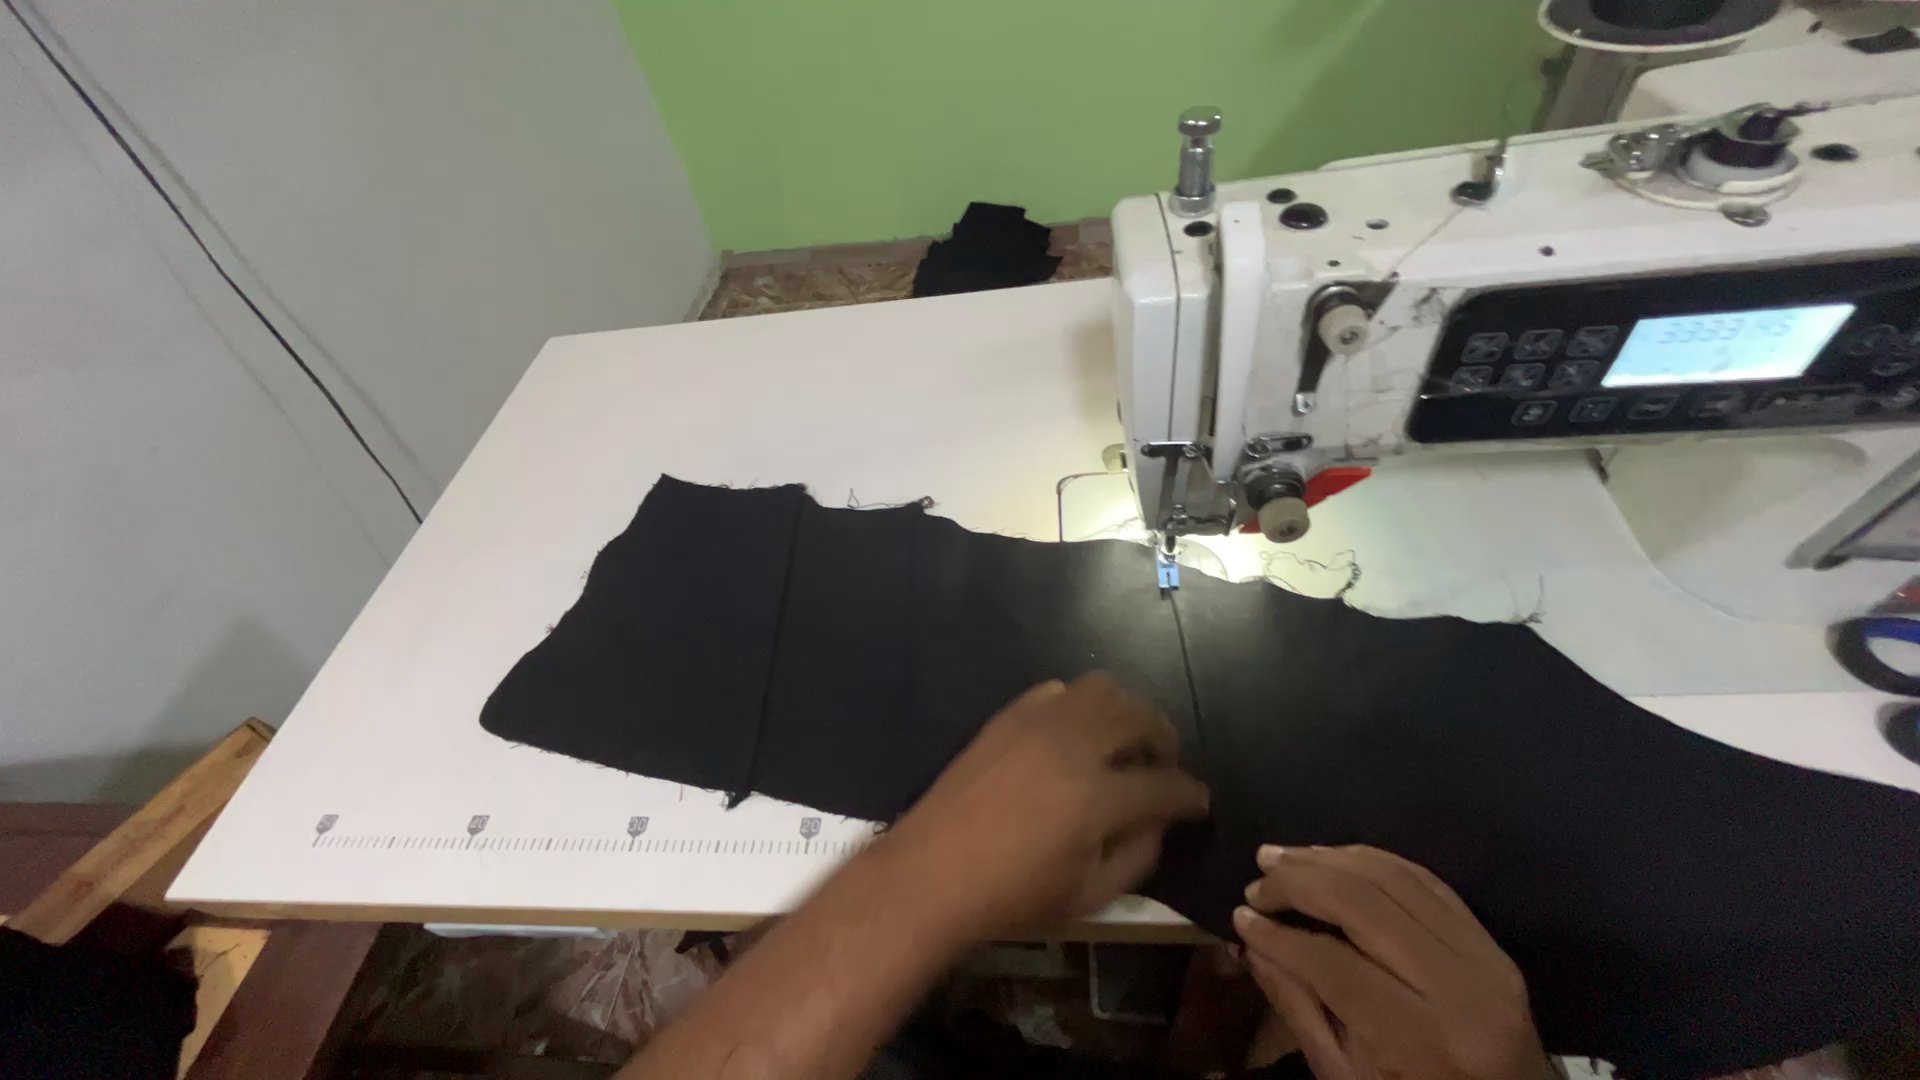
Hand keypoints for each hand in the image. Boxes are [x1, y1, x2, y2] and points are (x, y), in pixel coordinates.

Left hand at [880, 673, 1208, 939]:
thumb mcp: (1089, 897)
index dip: (1192, 794)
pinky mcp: (1009, 715)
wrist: (934, 869)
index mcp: (1099, 797)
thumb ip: (1138, 855)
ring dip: (1125, 711)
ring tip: (1122, 742)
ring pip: (1103, 688)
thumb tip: (1159, 822)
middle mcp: (1075, 745)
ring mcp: (1039, 722)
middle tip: (1164, 765)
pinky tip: (1074, 734)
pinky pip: (1058, 689)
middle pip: (1141, 716)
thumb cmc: (1013, 895)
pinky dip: (1079, 705)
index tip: (1199, 801)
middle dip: (1166, 738)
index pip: (1167, 784)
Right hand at [1234, 846, 1553, 1079]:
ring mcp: (1485, 957)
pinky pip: (1422, 878)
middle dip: (1297, 883)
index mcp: (1425, 1040)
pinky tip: (1330, 859)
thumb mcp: (1345, 1079)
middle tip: (1256, 882)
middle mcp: (1462, 988)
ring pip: (1390, 877)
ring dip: (1325, 858)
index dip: (1278, 935)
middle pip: (1363, 903)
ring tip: (1279, 858)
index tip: (1239, 917)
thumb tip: (1251, 940)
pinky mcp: (1490, 940)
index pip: (1333, 962)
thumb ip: (1297, 1006)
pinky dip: (1368, 859)